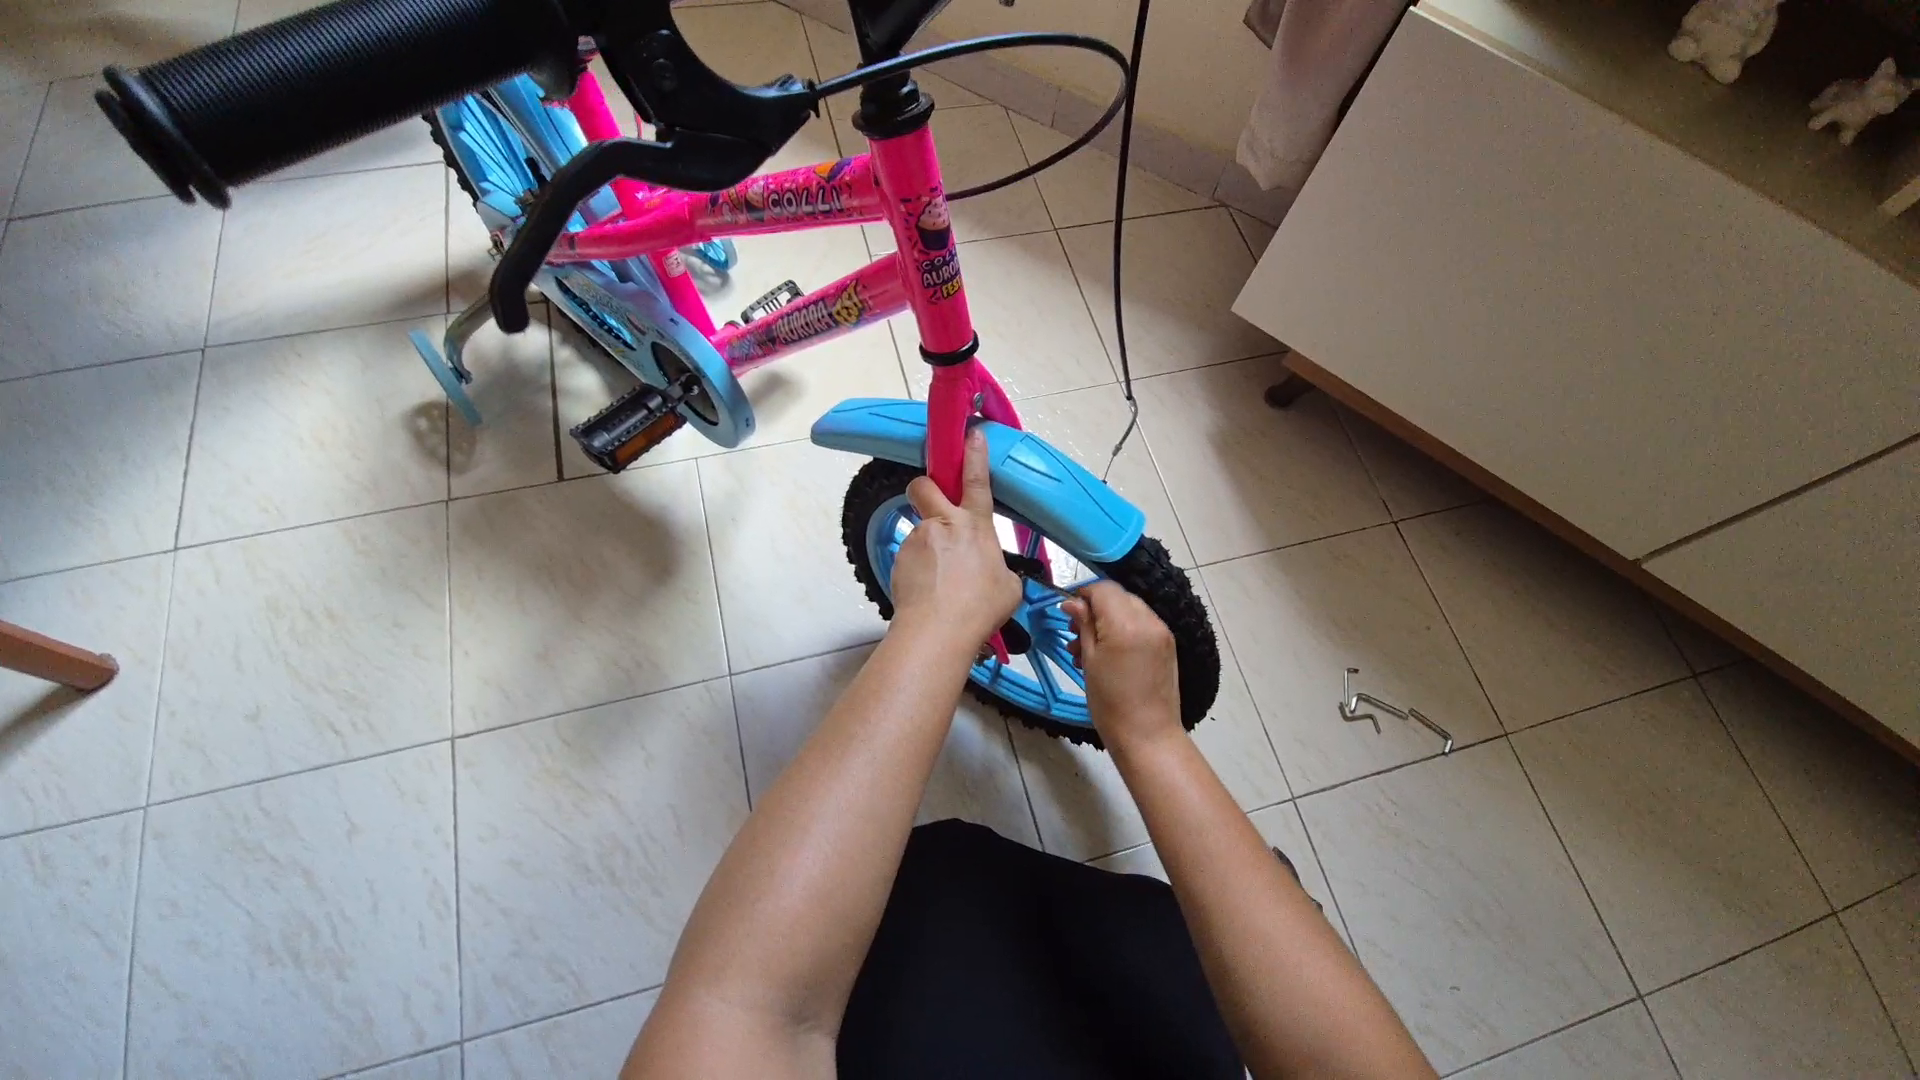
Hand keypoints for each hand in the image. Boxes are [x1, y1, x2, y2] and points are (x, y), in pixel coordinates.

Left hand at [889, 428, 1021, 647]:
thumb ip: (1000, 569)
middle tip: (932, 502)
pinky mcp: (898, 560)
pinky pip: (910, 559)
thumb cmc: (979, 608)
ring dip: (928, 549)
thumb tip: (994, 572)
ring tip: (941, 583)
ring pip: (919, 533)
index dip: (974, 455)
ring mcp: (917, 540)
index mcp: (975, 526)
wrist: (937, 630)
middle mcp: (944, 525)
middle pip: (924, 487)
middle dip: (925, 487)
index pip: (976, 481)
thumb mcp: (1008, 587)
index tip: (971, 434)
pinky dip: (919, 572)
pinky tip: (929, 593)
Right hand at [1062, 582, 1182, 753]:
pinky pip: (1142, 625)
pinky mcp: (1167, 645)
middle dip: (1095, 608)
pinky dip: (1123, 630)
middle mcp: (1149, 621)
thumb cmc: (1110, 702)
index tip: (1068, 612)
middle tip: (1074, 633)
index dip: (1083, 594)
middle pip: (1118, 597)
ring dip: (1108, 620)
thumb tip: (1072, 602)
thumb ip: (1083, 625)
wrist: (1147, 735)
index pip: (1103, 589)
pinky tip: (1108, 653)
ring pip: (1130, 609)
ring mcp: (1162, 632)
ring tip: (1086, 648)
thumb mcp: (1090, 661)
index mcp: (1126, 624)